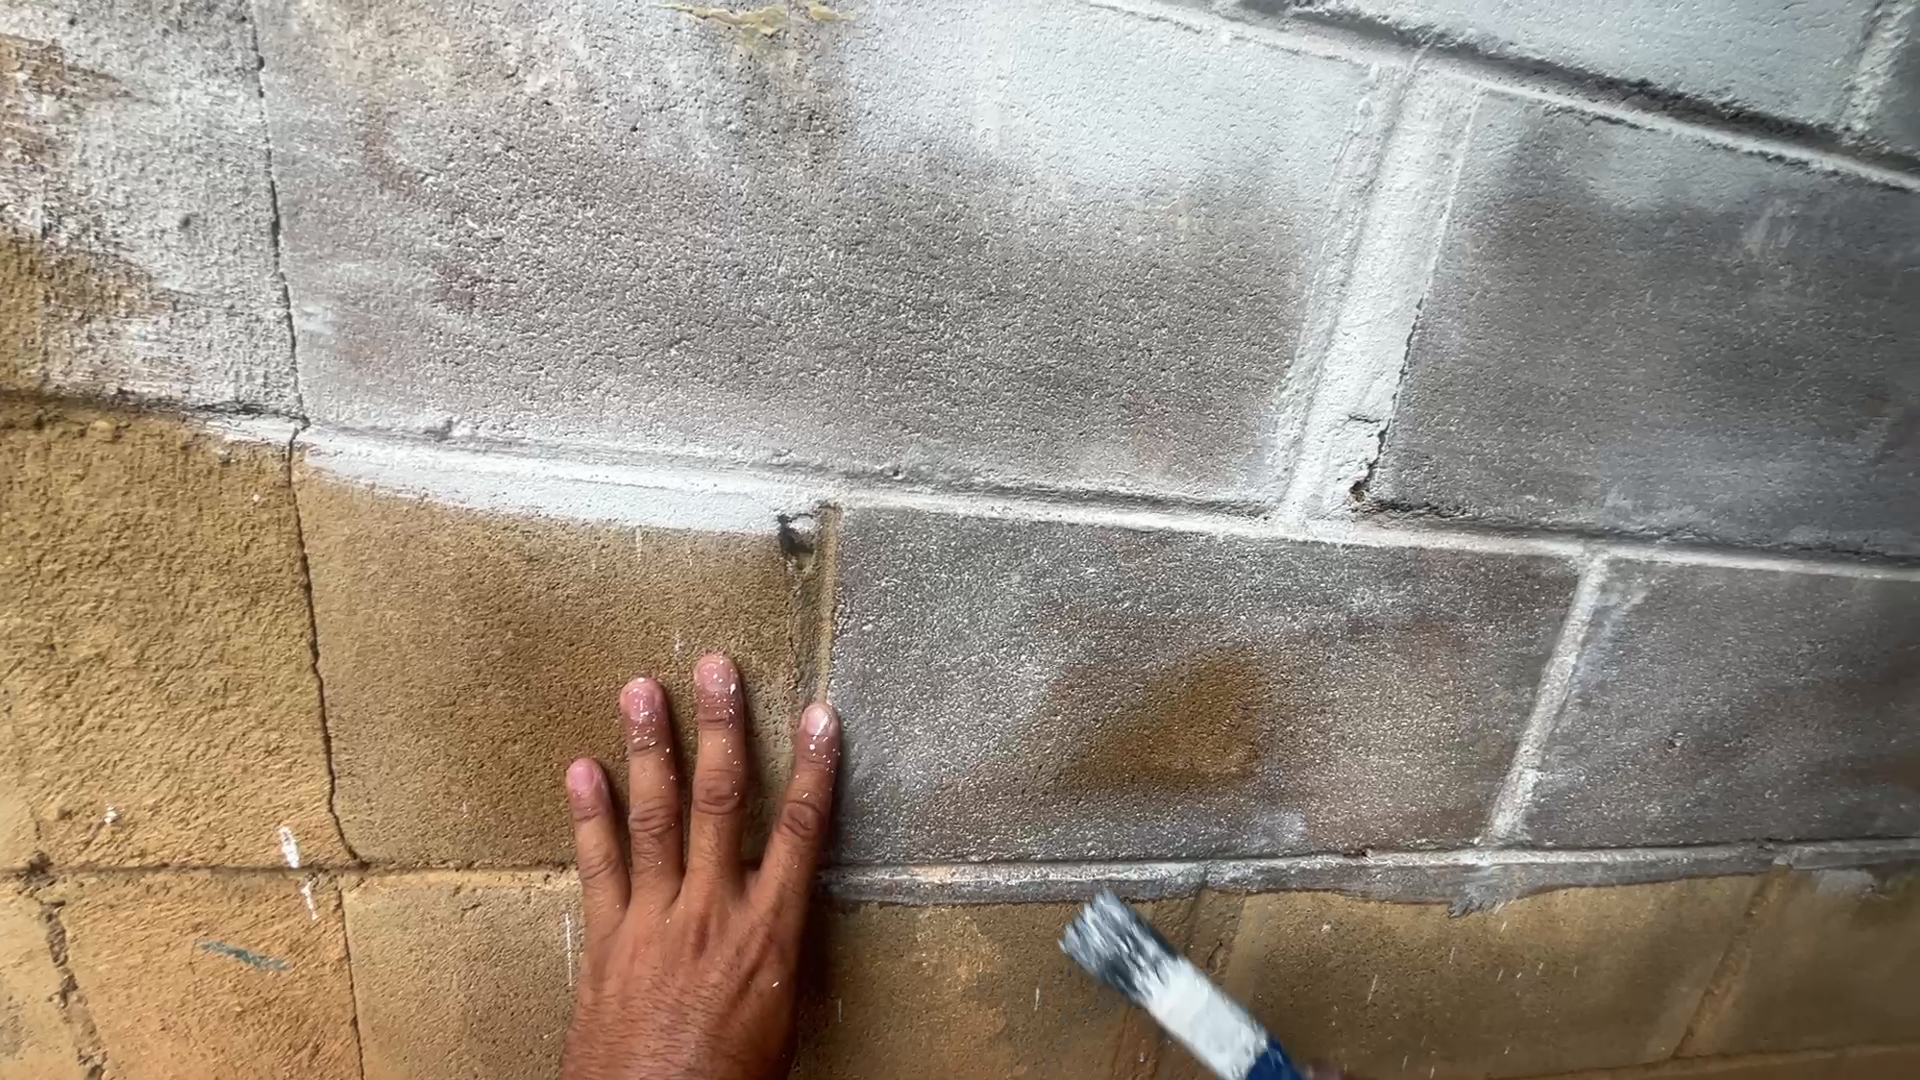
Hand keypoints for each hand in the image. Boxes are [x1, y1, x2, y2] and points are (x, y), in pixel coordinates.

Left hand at [560, 653, 840, 1079]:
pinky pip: (598, 866)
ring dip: (652, 749)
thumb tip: (787, 898)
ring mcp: (654, 919)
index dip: (816, 767)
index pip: (804, 829)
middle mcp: (712, 909)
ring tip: (641, 691)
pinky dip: (590, 814)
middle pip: (723, 801)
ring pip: (655, 817)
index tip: (821, 715)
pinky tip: (582, 767)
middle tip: (715, 668)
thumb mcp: (783, 1009)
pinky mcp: (606, 941)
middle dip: (722, 729)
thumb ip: (782, 941)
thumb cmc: (731, 1078)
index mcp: (768, 929)